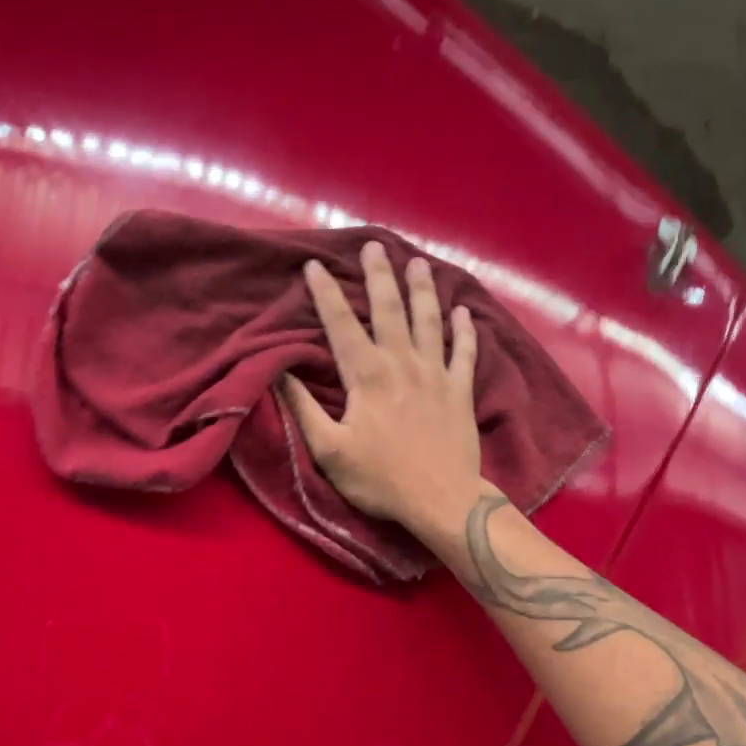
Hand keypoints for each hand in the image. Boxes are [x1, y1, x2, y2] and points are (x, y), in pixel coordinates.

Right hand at [281, 241, 493, 542]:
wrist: (443, 500)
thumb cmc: (381, 478)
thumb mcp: (329, 450)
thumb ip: (304, 409)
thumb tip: (281, 373)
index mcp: (367, 375)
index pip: (341, 324)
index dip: (326, 293)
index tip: (314, 266)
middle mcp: (402, 363)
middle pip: (389, 309)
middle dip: (379, 275)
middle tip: (374, 245)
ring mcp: (436, 374)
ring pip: (429, 321)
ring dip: (423, 290)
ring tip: (418, 262)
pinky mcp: (461, 391)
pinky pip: (465, 352)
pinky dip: (465, 330)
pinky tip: (463, 311)